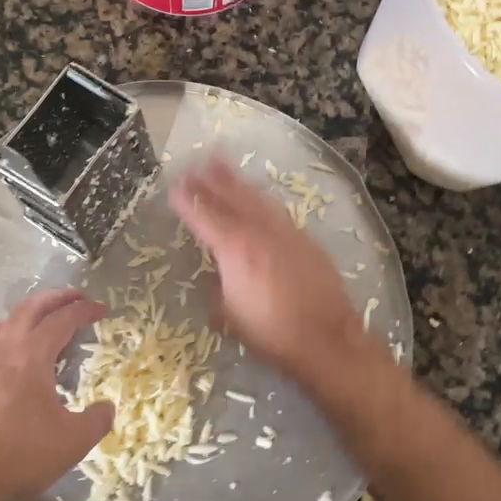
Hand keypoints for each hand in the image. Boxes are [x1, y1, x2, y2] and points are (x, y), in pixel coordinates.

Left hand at [0, 289, 114, 500]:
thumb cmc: (19, 458)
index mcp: (30, 358)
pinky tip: (12, 359)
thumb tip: (107, 407)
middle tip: (76, 298)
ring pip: (1, 322)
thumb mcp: (72, 443)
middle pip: (28, 309)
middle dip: (55, 298)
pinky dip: (4, 336)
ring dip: (24, 314)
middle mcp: (3, 353)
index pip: (60, 320)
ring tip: (40, 322)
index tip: (101, 309)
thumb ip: (96, 420)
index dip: (83, 311)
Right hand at [171, 157, 378, 388]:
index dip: (187, 202)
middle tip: (193, 165)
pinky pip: (274, 209)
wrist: (326, 337)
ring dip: (235, 180)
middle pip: (230, 197)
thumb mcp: (229, 316)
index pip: (204, 218)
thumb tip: (219, 275)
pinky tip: (255, 194)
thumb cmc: (271, 333)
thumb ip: (219, 287)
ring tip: (220, 163)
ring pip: (255, 197)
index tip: (174, 187)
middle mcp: (258, 231)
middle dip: (209, 181)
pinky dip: (259, 197)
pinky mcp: (304, 238)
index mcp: (234, 249)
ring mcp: (284, 231)